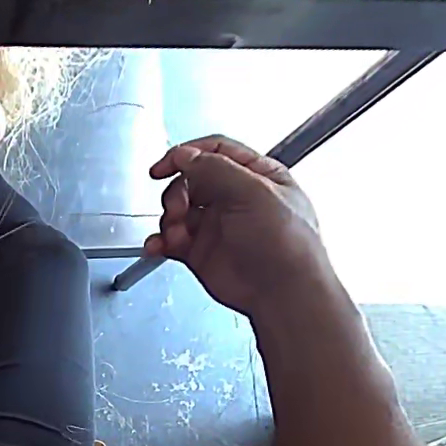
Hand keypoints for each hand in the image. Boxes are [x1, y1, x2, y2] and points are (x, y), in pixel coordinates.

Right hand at [143, 136, 337, 318]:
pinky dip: (160, 242)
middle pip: (190, 182)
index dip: (185, 155)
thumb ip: (216, 169)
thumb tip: (186, 156)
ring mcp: (216, 227)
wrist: (282, 292)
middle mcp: (233, 198)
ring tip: (176, 235)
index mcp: (253, 175)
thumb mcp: (254, 192)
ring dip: (169, 220)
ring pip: (178, 212)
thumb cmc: (287, 244)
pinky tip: (158, 246)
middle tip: (178, 209)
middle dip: (176, 193)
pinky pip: (172, 241)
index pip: (214, 152)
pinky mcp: (201, 253)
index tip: (163, 167)